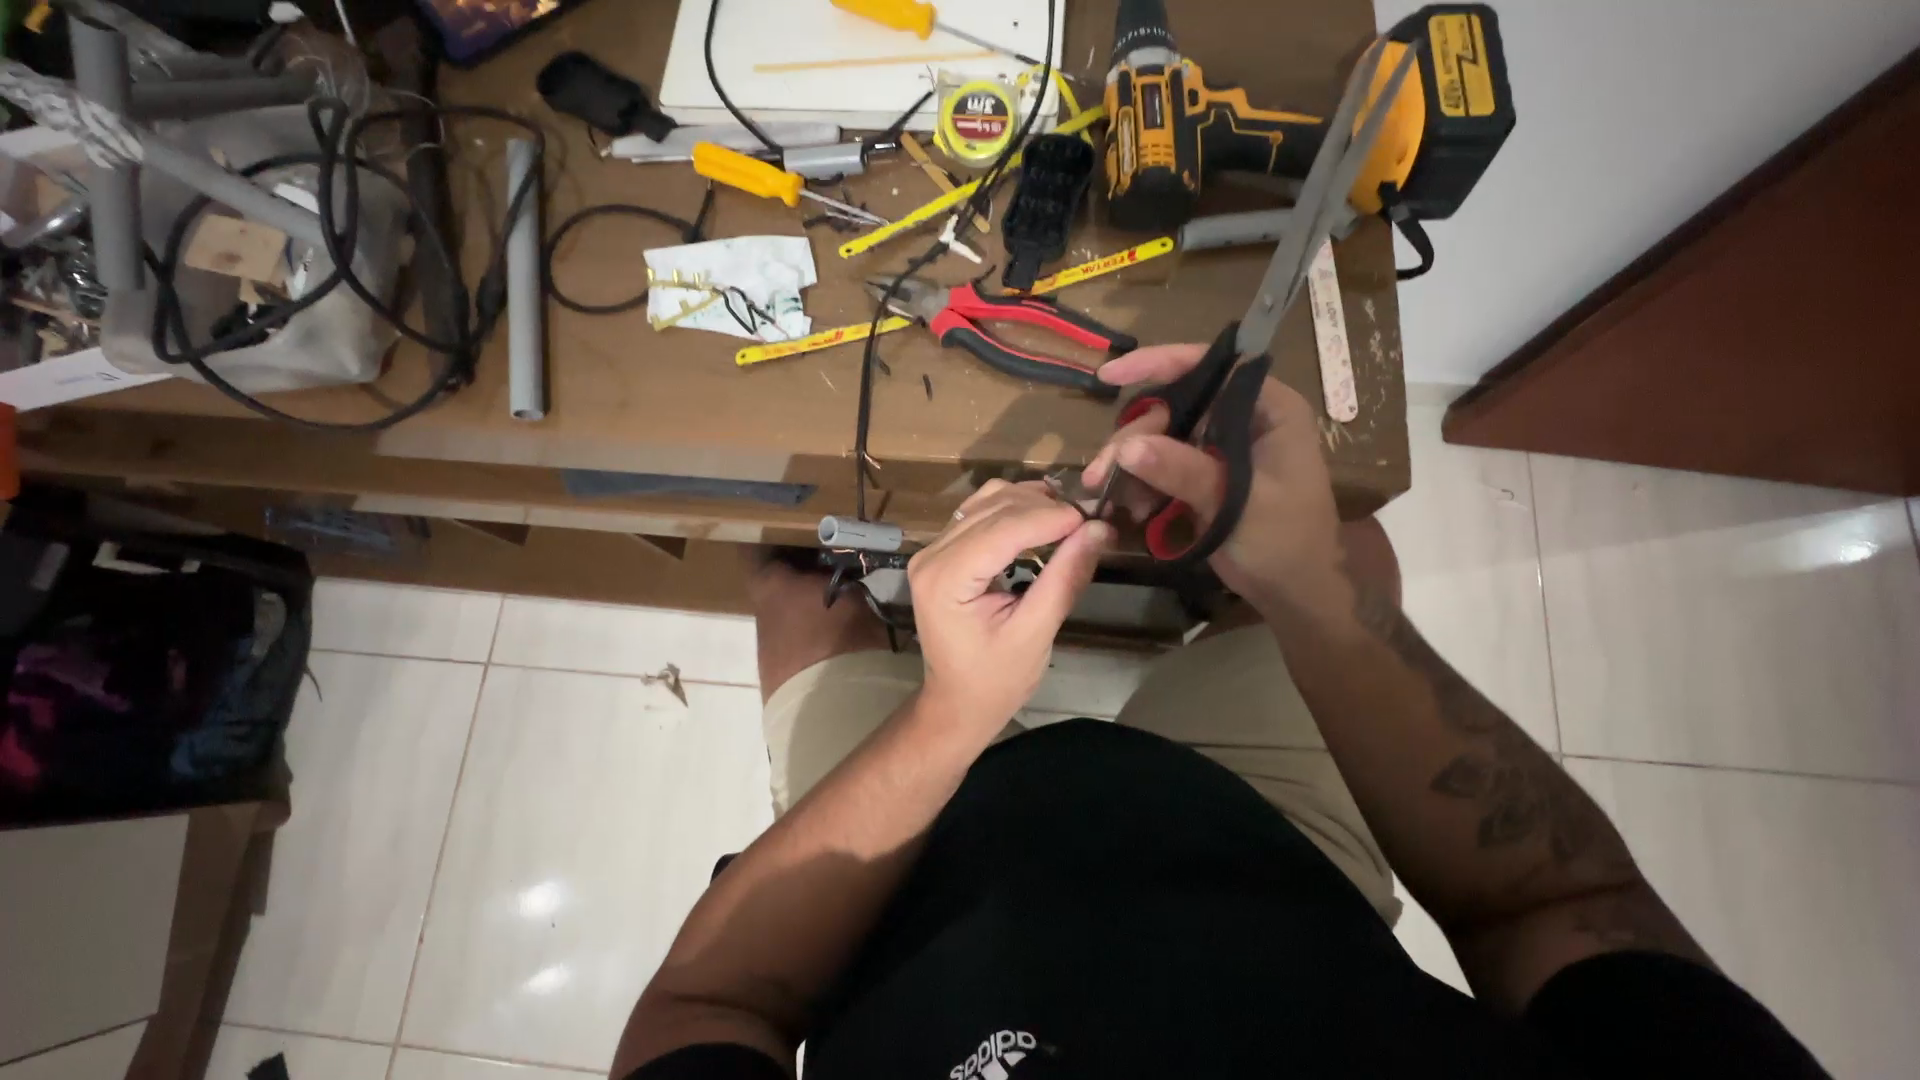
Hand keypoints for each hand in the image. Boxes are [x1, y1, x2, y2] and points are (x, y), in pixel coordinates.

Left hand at [909, 480, 1110, 730]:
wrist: (958, 701)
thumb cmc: (995, 679)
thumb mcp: (1036, 633)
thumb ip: (1065, 579)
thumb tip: (1099, 530)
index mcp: (946, 579)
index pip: (1003, 529)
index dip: (1051, 517)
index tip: (1094, 519)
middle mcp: (932, 555)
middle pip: (995, 507)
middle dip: (1045, 507)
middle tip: (1090, 522)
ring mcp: (933, 550)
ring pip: (988, 500)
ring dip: (1031, 502)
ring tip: (1071, 521)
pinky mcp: (942, 551)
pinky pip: (980, 512)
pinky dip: (1014, 509)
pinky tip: (1043, 520)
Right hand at [1083, 344, 1345, 615]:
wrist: (1295, 593)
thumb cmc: (1284, 542)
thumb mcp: (1237, 504)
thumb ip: (1186, 472)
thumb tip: (1129, 447)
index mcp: (1268, 409)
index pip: (1212, 366)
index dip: (1159, 363)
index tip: (1111, 376)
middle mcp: (1243, 419)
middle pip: (1175, 404)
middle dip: (1135, 434)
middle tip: (1102, 470)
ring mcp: (1222, 447)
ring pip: (1162, 435)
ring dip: (1130, 462)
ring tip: (1107, 492)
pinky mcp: (1205, 475)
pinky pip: (1163, 465)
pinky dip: (1141, 482)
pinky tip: (1130, 505)